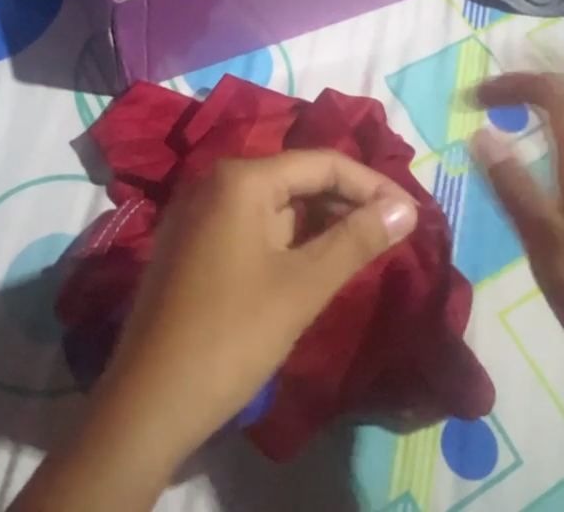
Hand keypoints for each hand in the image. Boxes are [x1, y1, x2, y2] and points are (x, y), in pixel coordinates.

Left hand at [14, 151, 416, 510]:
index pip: (322, 163)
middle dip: (347, 202)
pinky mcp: (192, 243)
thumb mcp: (303, 287)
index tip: (413, 214)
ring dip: (320, 222)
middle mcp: (215, 182)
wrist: (150, 400)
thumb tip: (404, 206)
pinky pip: (252, 225)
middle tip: (394, 233)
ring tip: (365, 249)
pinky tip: (317, 263)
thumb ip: (357, 240)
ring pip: (275, 204)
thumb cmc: (232, 335)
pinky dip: (289, 238)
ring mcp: (198, 212)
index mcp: (240, 178)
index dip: (372, 185)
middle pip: (297, 178)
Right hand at [471, 73, 563, 511]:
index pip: (559, 96)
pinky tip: (545, 184)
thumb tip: (482, 134)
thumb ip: (518, 193)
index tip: (470, 100)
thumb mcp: (557, 256)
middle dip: (530, 91)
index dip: (514, 84)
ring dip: (546, 118)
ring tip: (505, 129)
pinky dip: (560, 153)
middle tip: (482, 101)